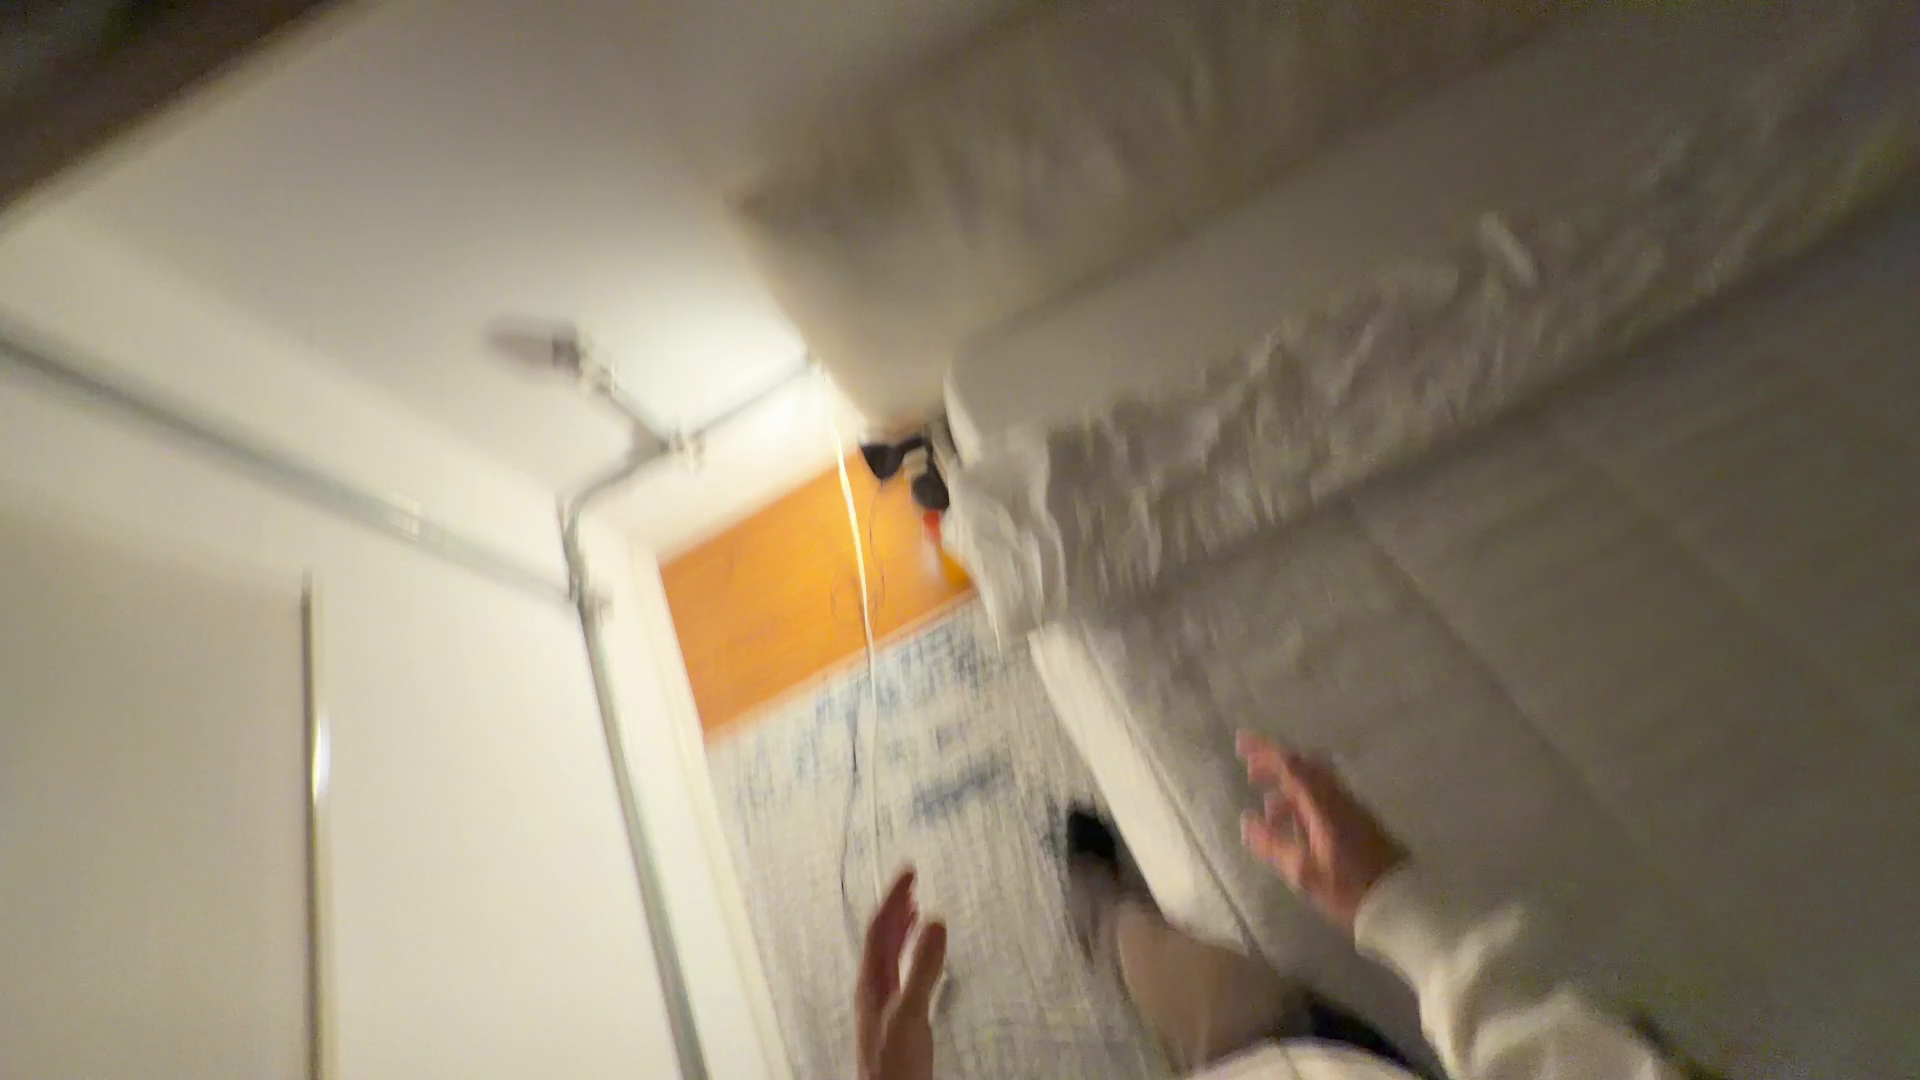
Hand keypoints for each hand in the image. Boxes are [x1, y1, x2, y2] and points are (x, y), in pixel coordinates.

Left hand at [856, 868, 947, 1079]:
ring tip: (915, 907)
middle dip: (897, 906)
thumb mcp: (910, 1013)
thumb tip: (936, 920)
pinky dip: (912, 951)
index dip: (893, 896)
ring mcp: (884, 1003)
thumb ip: (923, 968)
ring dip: (902, 927)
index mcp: (870, 981)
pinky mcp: (898, 1017)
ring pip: (890, 953)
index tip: (909, 871)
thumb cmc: (895, 1067)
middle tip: (913, 880)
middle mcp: (873, 987)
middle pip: (882, 936)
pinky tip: (923, 955)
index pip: (879, 927)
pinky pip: (901, 971)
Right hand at [1237, 732, 1408, 933]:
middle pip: (1305, 766)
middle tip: (1252, 772)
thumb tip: (1247, 821)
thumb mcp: (1305, 873)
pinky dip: (1304, 800)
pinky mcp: (1362, 823)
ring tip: (1269, 809)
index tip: (1241, 743)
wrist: (1406, 908)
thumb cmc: (1351, 890)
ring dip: (1289, 786)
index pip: (1290, 765)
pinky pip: (1326, 797)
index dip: (1264, 751)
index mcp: (1323, 805)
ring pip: (1316, 782)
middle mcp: (1339, 799)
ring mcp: (1353, 809)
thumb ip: (1272, 844)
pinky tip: (1297, 825)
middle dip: (1275, 764)